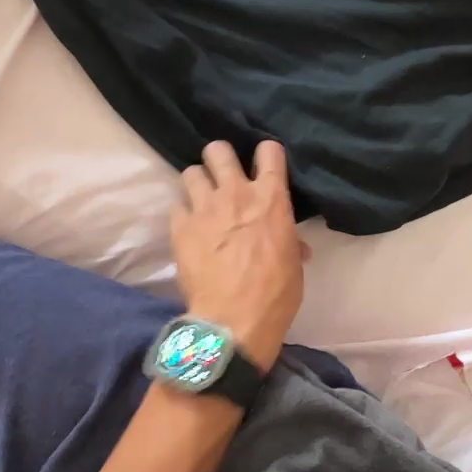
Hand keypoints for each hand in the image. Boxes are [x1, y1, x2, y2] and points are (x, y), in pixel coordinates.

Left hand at [170, 140, 303, 370]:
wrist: (234, 320)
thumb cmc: (275, 294)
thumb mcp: (293, 264)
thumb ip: (290, 242)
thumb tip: (296, 245)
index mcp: (271, 199)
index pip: (269, 151)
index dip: (266, 155)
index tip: (264, 165)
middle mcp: (235, 193)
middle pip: (218, 150)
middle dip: (220, 159)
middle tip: (222, 176)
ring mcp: (204, 208)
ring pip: (191, 172)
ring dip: (198, 184)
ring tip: (201, 200)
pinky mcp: (180, 228)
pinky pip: (175, 206)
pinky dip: (182, 214)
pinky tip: (189, 228)